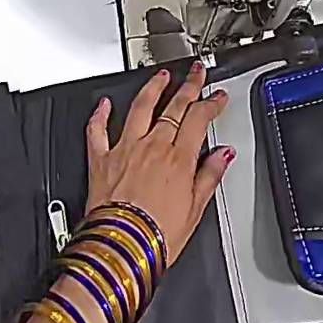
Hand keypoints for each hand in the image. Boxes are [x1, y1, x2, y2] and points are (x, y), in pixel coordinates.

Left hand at [84, 62, 233, 265]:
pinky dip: (99, 115)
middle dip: (189, 85)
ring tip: (160, 76)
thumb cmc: (156, 235)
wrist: (121, 249)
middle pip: (174, 106)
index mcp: (178, 159)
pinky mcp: (101, 160)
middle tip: (197, 72)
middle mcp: (152, 147)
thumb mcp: (196, 208)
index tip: (217, 96)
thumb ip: (210, 175)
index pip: (199, 119)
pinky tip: (103, 104)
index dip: (211, 103)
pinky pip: (98, 131)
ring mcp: (125, 150)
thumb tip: (224, 155)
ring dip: (152, 88)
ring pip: (140, 108)